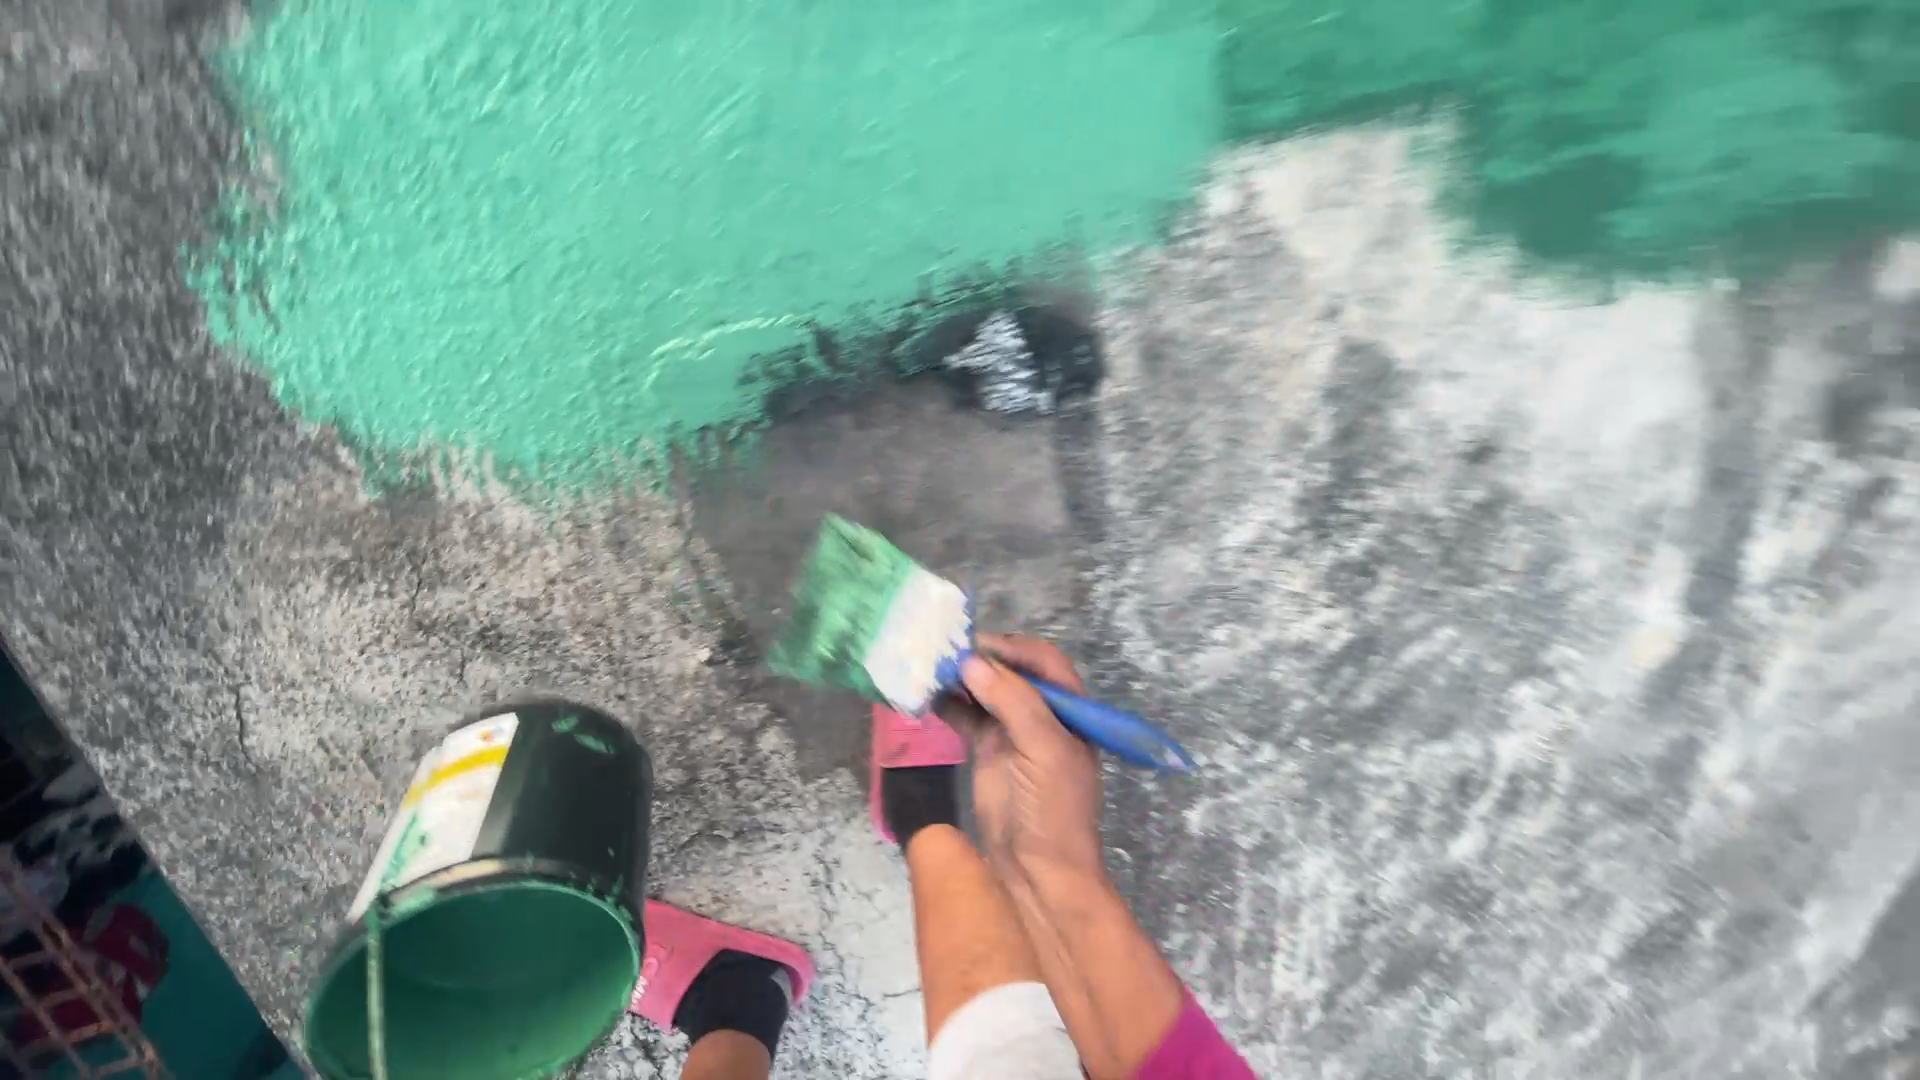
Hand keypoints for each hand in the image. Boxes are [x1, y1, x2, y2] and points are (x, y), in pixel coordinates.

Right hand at [936, 633, 1105, 890]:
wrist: (1038, 873)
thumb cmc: (1054, 809)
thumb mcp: (1045, 751)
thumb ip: (1014, 702)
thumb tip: (972, 662)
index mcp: (1069, 708)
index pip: (1043, 661)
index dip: (1013, 648)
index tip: (976, 645)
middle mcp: (1041, 712)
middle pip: (1010, 671)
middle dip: (979, 659)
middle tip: (942, 652)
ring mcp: (1012, 731)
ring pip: (984, 690)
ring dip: (959, 679)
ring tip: (928, 669)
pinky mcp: (986, 750)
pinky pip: (966, 716)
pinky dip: (947, 704)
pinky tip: (924, 696)